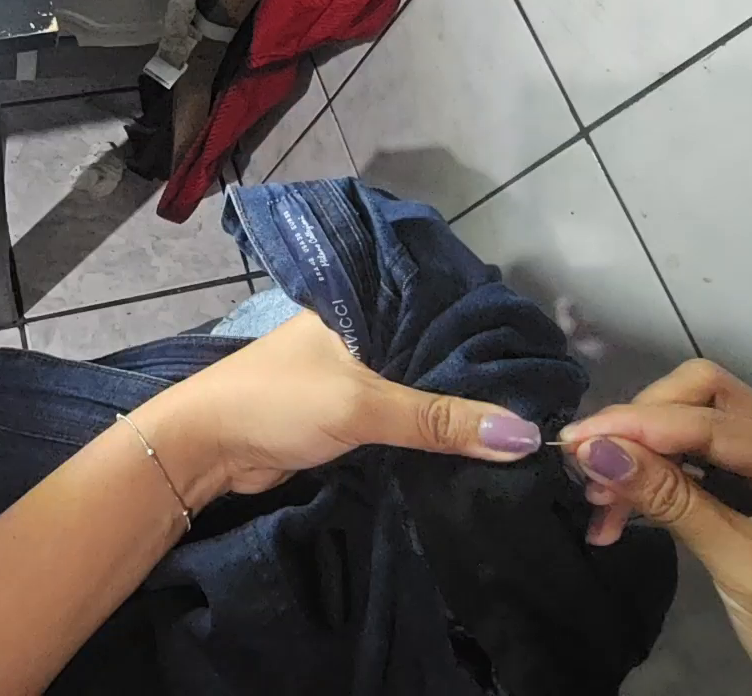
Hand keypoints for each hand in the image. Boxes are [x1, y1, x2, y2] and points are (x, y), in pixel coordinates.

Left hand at [129, 309, 544, 505]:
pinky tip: (472, 441)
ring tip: (523, 418)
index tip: (540, 352)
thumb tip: (528, 435)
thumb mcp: (360, 404)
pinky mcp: (346, 410)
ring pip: (416, 383)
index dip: (481, 327)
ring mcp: (351, 370)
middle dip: (474, 372)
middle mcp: (358, 329)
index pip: (434, 305)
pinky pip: (400, 413)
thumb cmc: (278, 401)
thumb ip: (437, 419)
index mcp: (358, 303)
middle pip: (429, 347)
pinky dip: (429, 426)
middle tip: (543, 394)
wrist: (208, 447)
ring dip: (453, 403)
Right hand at [559, 361, 751, 695]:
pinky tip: (622, 507)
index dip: (637, 423)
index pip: (710, 418)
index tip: (574, 442)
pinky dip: (652, 474)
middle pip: (699, 401)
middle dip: (639, 428)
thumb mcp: (749, 572)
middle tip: (591, 466)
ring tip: (600, 497)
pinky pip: (692, 458)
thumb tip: (594, 449)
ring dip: (639, 452)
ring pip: (688, 425)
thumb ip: (673, 502)